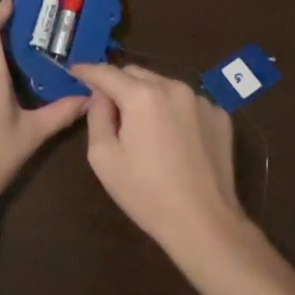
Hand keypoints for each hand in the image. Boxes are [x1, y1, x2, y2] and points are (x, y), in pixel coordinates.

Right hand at [72, 63, 245, 254]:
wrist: (204, 224)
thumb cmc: (146, 193)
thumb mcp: (103, 157)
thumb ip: (96, 115)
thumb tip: (100, 95)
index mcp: (142, 95)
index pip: (106, 72)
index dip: (87, 70)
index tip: (75, 71)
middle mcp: (174, 87)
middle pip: (136, 73)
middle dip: (118, 85)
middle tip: (110, 110)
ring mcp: (201, 100)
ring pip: (162, 85)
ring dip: (147, 96)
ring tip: (144, 127)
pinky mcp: (220, 116)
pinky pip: (186, 102)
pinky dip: (173, 110)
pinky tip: (173, 139)